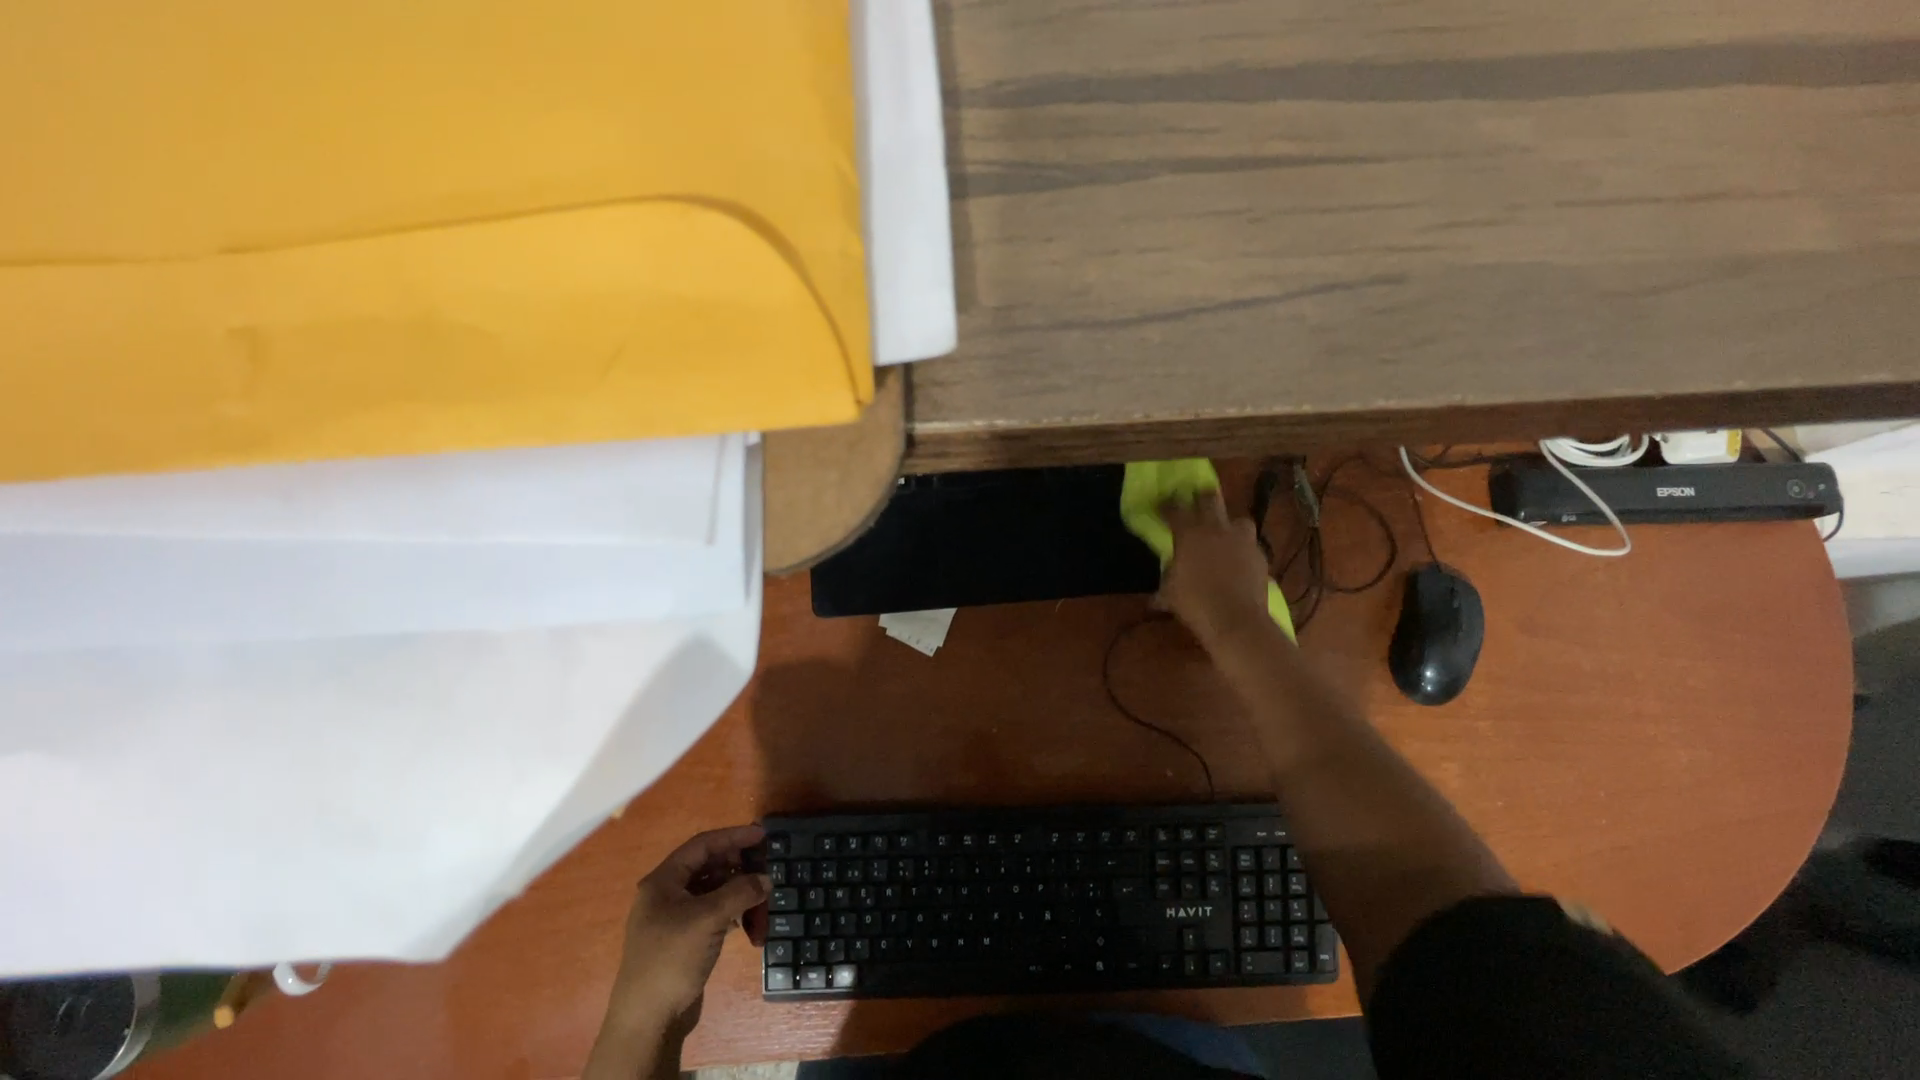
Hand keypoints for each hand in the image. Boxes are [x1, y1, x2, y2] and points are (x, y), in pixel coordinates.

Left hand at [605, 825, 770, 1038]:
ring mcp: (676, 918)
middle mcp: (667, 894)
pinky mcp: (686, 940)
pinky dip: (733, 914)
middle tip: (768, 869)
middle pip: (709, 867)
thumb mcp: (707, 919)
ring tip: (763, 902)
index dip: (734, 837)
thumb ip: (739, 892)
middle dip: (740, 867)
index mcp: (663, 881)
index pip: (703, 845)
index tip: (763, 835)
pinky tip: (750, 924)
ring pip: (714, 892)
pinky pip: (714, 915)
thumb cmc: (671, 959)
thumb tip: (766, 879)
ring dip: (740, 894)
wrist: (648, 1019)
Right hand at [1156, 490, 1273, 648]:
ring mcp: (1242, 540)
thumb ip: (1167, 582)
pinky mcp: (1260, 556)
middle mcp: (1217, 529)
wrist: (1236, 619)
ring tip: (1225, 534)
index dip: (1166, 504)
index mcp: (1189, 534)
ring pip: (1238, 519)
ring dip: (1230, 524)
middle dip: (1200, 497)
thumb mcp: (1171, 593)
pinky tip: (1239, 562)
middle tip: (1195, 499)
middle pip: (1209, 499)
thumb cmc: (1195, 604)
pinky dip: (1243, 550)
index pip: (1174, 509)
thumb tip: (1158, 593)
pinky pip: (1251, 545)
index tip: (1161, 504)